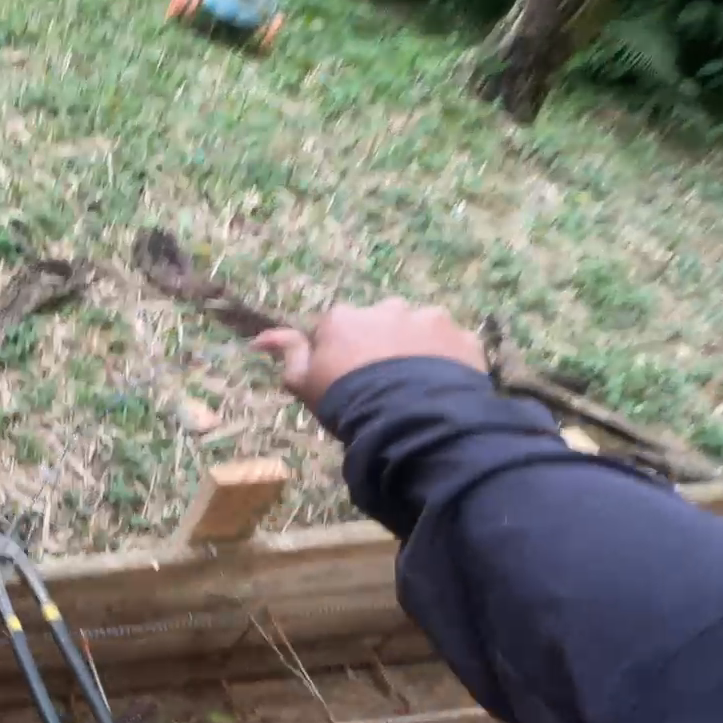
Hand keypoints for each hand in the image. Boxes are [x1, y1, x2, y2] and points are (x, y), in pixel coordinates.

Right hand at [253, 298, 487, 408]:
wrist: (408, 415)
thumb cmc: (343, 396)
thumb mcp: (301, 381)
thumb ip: (286, 353)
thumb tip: (259, 338)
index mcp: (342, 317)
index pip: (333, 328)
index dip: (334, 352)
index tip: (338, 375)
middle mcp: (386, 308)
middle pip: (377, 322)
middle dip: (376, 342)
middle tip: (376, 379)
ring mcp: (429, 319)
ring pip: (416, 329)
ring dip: (412, 347)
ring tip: (410, 383)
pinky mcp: (464, 336)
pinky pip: (450, 344)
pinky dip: (443, 358)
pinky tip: (435, 383)